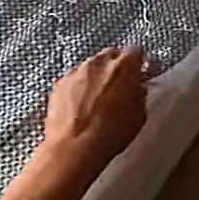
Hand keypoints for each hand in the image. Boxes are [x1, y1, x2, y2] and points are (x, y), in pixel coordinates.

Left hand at [25, 47, 146, 195]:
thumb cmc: (113, 132)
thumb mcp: (139, 114)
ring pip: (90, 66)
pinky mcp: (58, 85)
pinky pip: (72, 79)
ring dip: (95, 76)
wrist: (75, 148)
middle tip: (118, 84)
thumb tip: (137, 88)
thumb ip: (139, 94)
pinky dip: (77, 87)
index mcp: (124, 66)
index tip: (140, 73)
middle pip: (110, 55)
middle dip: (115, 66)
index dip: (138, 63)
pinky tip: (79, 104)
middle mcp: (99, 63)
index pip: (135, 51)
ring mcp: (76, 72)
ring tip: (97, 97)